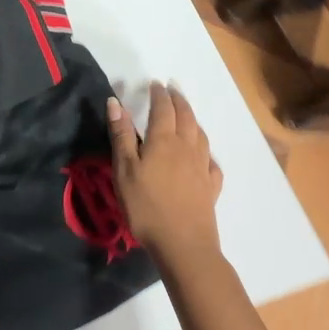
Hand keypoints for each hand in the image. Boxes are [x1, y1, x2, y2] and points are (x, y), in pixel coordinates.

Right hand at [107, 82, 223, 262]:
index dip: (159, 94)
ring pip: (201, 136)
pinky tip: (204, 157)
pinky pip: (212, 164)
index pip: (163, 109)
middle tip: (173, 90)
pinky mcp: (211, 189)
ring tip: (187, 116)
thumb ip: (121, 135)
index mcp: (163, 141)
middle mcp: (186, 148)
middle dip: (179, 101)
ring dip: (194, 120)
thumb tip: (116, 102)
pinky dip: (207, 153)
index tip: (155, 84)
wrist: (183, 245)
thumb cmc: (147, 206)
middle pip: (186, 117)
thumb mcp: (124, 169)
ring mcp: (202, 169)